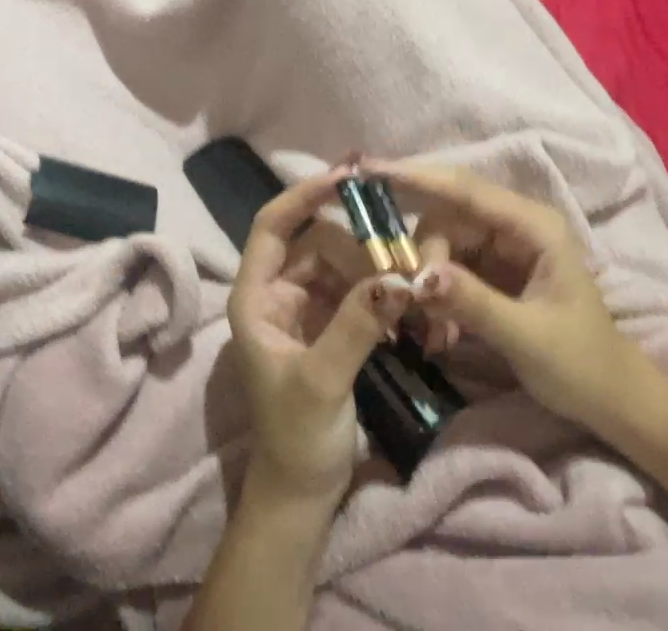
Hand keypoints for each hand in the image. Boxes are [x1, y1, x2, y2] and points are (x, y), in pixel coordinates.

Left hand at [226, 167, 413, 504]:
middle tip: (405, 257)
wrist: (302, 490)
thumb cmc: (296, 437)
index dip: (303, 196)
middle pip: (319, 243)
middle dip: (360, 246)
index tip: (348, 177)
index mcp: (255, 298)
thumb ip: (355, 326)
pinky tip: (407, 303)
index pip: (271, 227)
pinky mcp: (332, 326)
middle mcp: (278, 294)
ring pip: (344, 266)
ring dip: (376, 269)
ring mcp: (306, 309)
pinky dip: (381, 291)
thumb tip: (396, 277)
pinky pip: (358, 291)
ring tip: (412, 284)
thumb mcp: (322, 381)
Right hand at [376, 162, 652, 427]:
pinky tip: (439, 333)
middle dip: (421, 257)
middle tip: (413, 305)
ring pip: (440, 244)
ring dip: (426, 284)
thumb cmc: (580, 364)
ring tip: (435, 333)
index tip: (369, 168)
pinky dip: (434, 297)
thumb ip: (473, 302)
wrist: (609, 399)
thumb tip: (419, 276)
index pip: (466, 189)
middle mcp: (514, 227)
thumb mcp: (526, 336)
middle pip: (444, 218)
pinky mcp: (490, 272)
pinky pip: (446, 269)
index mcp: (534, 227)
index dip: (415, 176)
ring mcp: (500, 249)